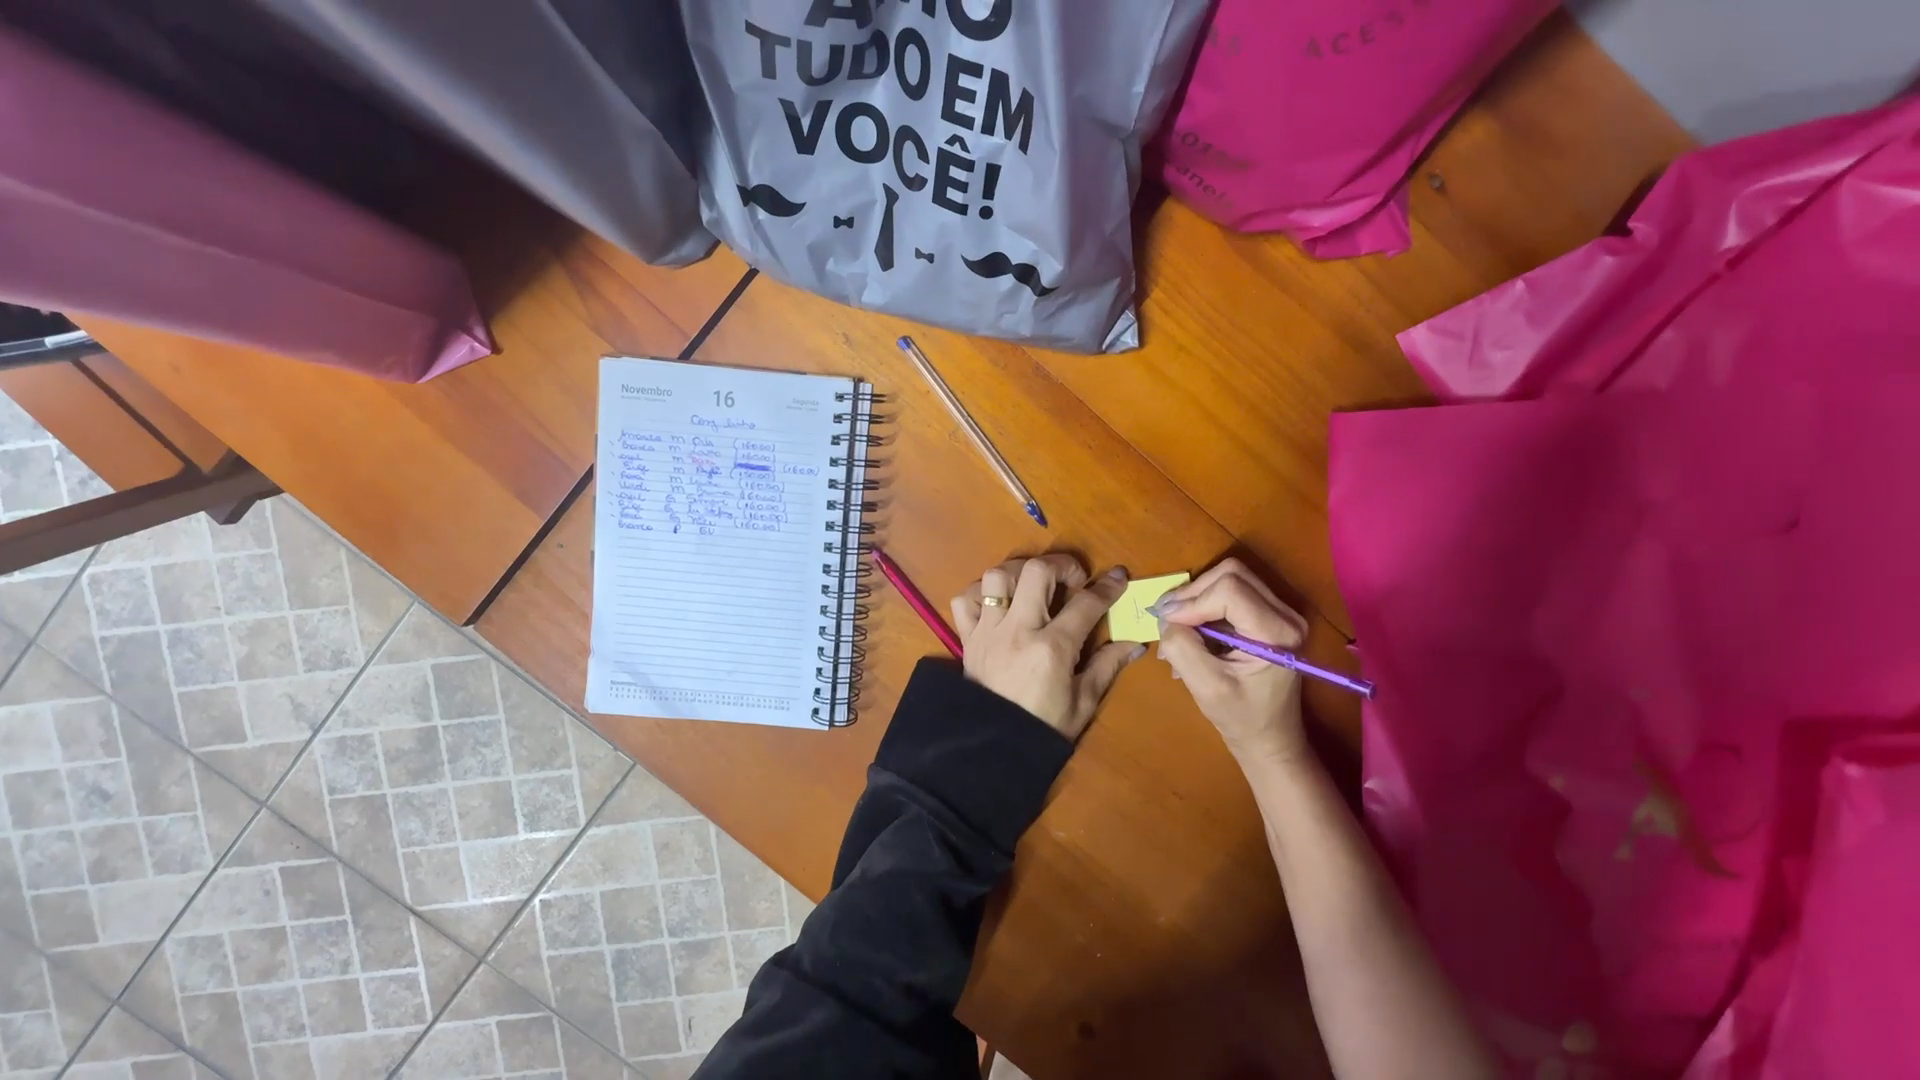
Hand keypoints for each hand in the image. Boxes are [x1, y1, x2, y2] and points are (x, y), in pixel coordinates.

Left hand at [950, 554, 1141, 738]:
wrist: (992, 749)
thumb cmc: (1043, 728)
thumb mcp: (1082, 703)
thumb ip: (1107, 666)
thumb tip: (1135, 644)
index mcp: (1052, 648)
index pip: (1085, 604)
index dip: (1106, 587)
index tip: (1118, 578)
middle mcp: (1018, 631)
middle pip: (1035, 572)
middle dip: (1060, 565)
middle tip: (1072, 579)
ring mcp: (988, 632)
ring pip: (996, 577)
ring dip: (1018, 573)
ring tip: (1033, 586)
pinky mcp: (967, 638)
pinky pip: (964, 600)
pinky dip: (980, 593)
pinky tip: (999, 604)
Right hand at [1154, 559, 1311, 763]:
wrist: (1269, 737)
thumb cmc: (1241, 718)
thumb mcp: (1206, 687)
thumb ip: (1182, 648)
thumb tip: (1165, 617)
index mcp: (1277, 632)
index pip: (1228, 590)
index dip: (1192, 602)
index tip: (1166, 623)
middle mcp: (1286, 614)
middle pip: (1230, 574)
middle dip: (1193, 593)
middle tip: (1167, 617)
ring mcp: (1281, 612)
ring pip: (1229, 577)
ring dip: (1197, 597)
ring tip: (1177, 625)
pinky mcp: (1269, 615)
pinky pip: (1232, 591)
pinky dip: (1205, 604)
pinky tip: (1192, 629)